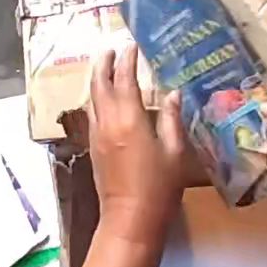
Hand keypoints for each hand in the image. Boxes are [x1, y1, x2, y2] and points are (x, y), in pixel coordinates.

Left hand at [88, 46, 185, 243]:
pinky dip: (96, 97)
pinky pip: (92, 113)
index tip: (131, 45)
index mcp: (129, 120)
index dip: (128, 60)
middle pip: (100, 84)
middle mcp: (108, 122)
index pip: (125, 80)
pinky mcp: (93, 147)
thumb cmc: (159, 188)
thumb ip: (172, 119)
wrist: (129, 220)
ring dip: (97, 78)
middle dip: (104, 63)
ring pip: (92, 98)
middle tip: (110, 48)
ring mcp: (97, 135)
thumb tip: (174, 93)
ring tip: (105, 66)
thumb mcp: (174, 152)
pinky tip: (104, 98)